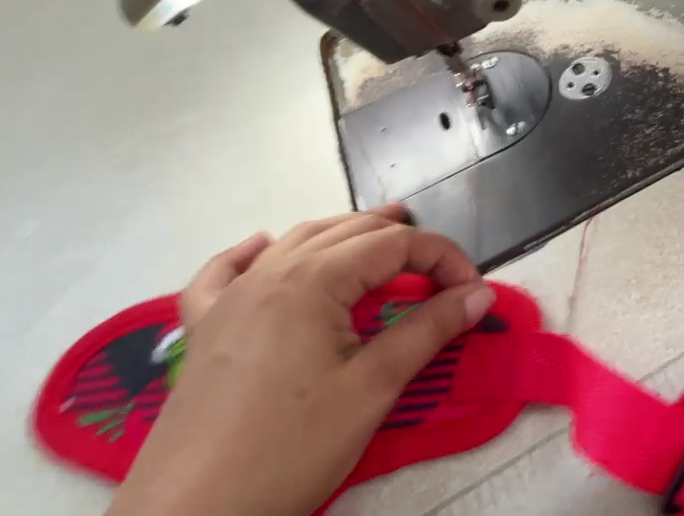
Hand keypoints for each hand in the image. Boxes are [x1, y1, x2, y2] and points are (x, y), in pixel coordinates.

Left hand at [108, 204, 495, 515]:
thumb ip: (429, 330)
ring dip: (347, 232)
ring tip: (386, 235)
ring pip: (298, 240)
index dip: (443, 259)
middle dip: (405, 240)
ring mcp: (230, 300)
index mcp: (314, 280)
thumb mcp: (373, 388)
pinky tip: (265, 247)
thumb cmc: (288, 450)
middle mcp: (270, 274)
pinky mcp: (203, 331)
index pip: (395, 245)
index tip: (473, 293)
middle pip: (351, 232)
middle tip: (444, 271)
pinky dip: (251, 252)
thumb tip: (480, 293)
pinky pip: (223, 273)